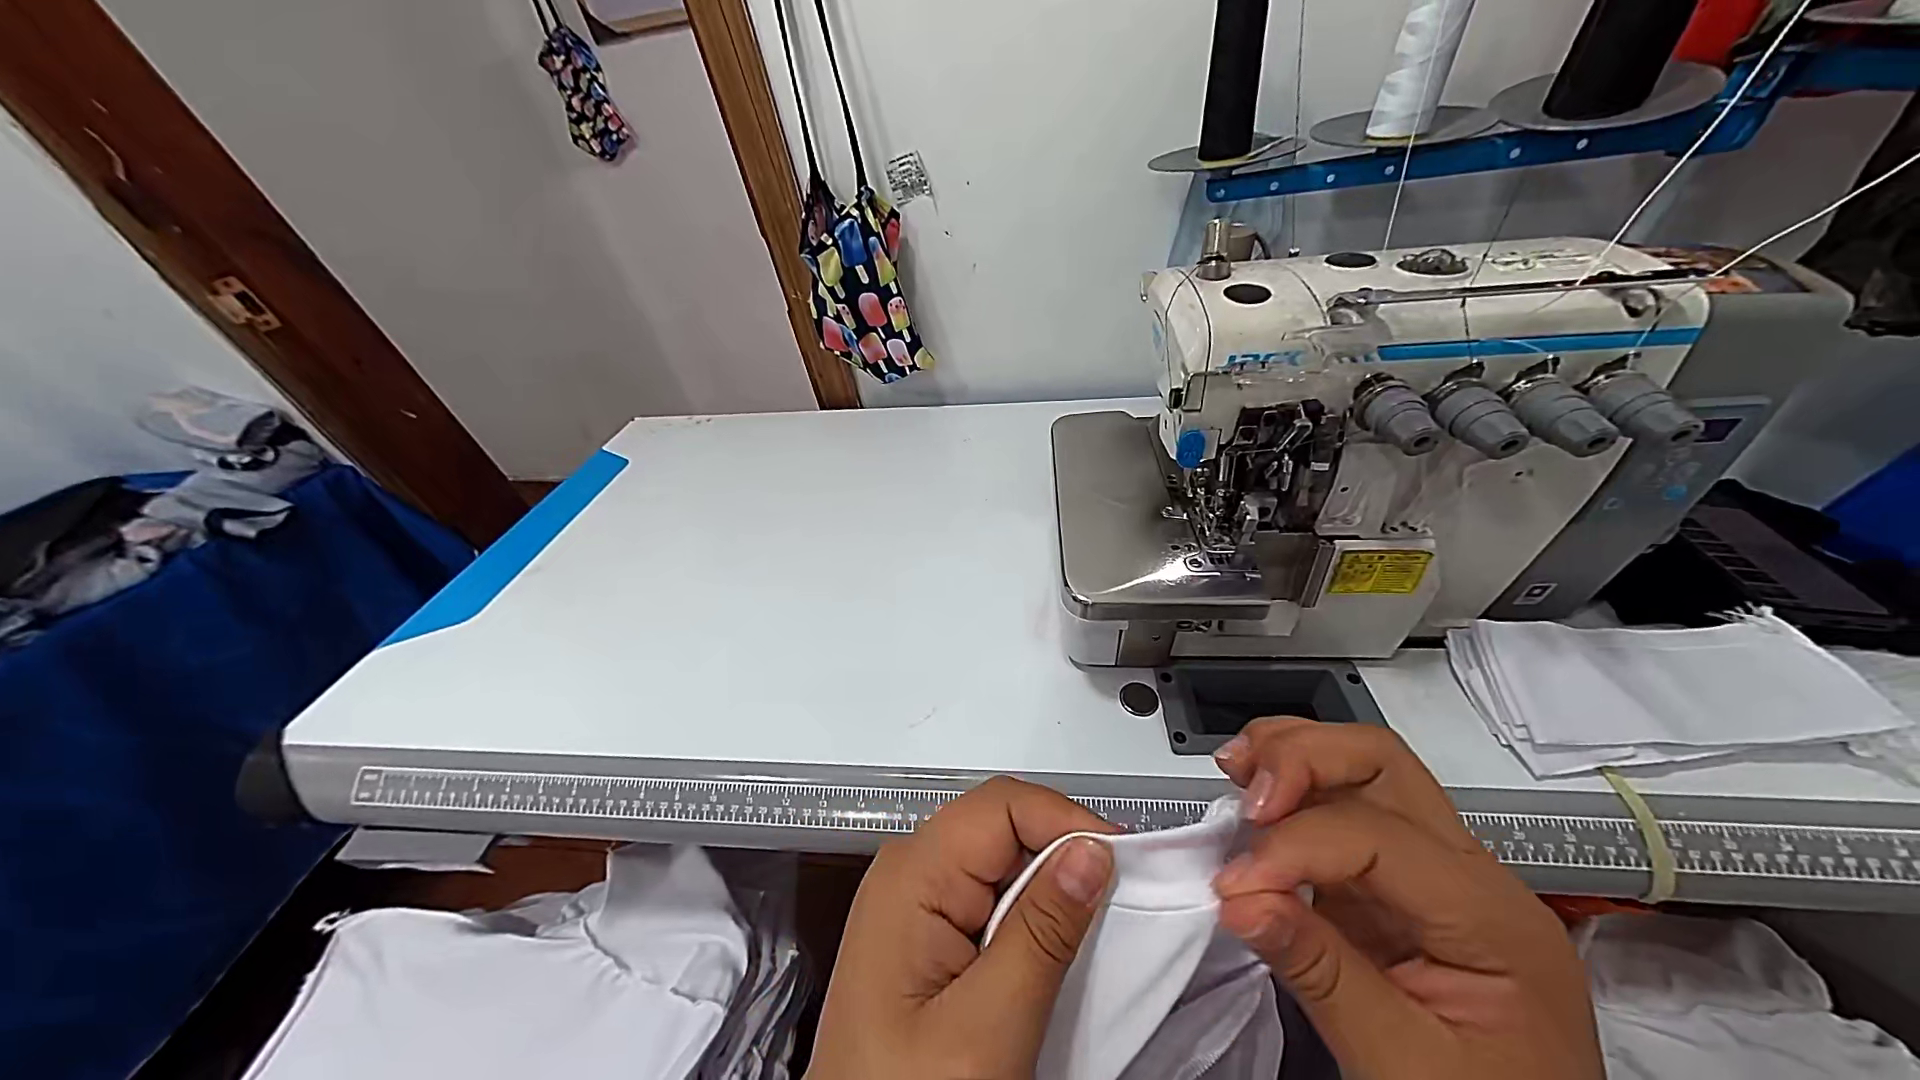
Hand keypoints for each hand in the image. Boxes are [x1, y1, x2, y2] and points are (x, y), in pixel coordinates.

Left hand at [808, 776, 1118, 1078]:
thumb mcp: (985, 1028)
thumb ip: (1041, 932)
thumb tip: (1090, 852)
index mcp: (912, 874)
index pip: (1002, 805)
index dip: (1066, 821)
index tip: (1123, 863)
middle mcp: (909, 871)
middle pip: (1002, 822)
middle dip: (1063, 848)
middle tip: (1118, 896)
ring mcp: (916, 898)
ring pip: (1001, 856)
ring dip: (1051, 883)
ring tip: (1092, 925)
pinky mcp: (928, 928)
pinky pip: (990, 892)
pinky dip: (1031, 910)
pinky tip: (1053, 944)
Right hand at [1212, 718, 1602, 1079]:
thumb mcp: (1406, 1065)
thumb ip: (1321, 974)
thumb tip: (1240, 900)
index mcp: (1492, 920)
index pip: (1378, 836)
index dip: (1293, 846)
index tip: (1235, 886)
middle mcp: (1468, 876)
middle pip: (1382, 763)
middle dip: (1301, 758)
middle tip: (1244, 790)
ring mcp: (1428, 872)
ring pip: (1359, 766)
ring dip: (1291, 757)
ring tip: (1237, 771)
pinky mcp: (1387, 882)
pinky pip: (1338, 806)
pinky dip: (1288, 789)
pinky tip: (1254, 798)